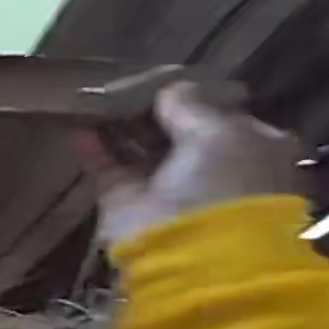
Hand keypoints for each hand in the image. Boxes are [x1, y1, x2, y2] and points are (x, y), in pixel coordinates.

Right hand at [94, 81, 307, 245]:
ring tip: (96, 105)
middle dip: (152, 112)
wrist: (187, 247)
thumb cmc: (222, 183)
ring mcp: (162, 183)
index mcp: (249, 145)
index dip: (193, 96)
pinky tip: (79, 131)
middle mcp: (207, 163)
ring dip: (119, 128)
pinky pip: (107, 167)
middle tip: (126, 91)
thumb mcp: (219, 133)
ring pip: (137, 148)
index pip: (218, 112)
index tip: (166, 82)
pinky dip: (94, 149)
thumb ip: (192, 107)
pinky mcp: (123, 200)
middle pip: (174, 129)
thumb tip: (171, 86)